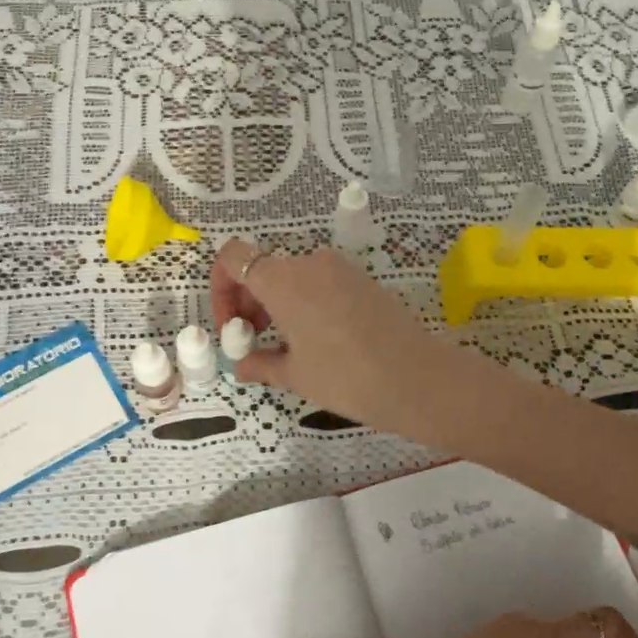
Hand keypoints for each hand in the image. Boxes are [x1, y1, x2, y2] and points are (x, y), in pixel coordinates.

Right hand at [211, 239, 479, 431]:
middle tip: (253, 343)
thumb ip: (261, 364)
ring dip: (277, 305)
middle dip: (248, 303)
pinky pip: (320, 284)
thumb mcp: (295, 375)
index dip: (221, 289)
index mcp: (283, 280)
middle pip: (263, 269)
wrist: (417, 378)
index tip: (232, 327)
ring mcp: (340, 268)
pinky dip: (306, 304)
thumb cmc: (346, 378)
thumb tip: (242, 365)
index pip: (233, 258)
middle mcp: (310, 263)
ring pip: (293, 277)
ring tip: (284, 348)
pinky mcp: (363, 280)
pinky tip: (316, 341)